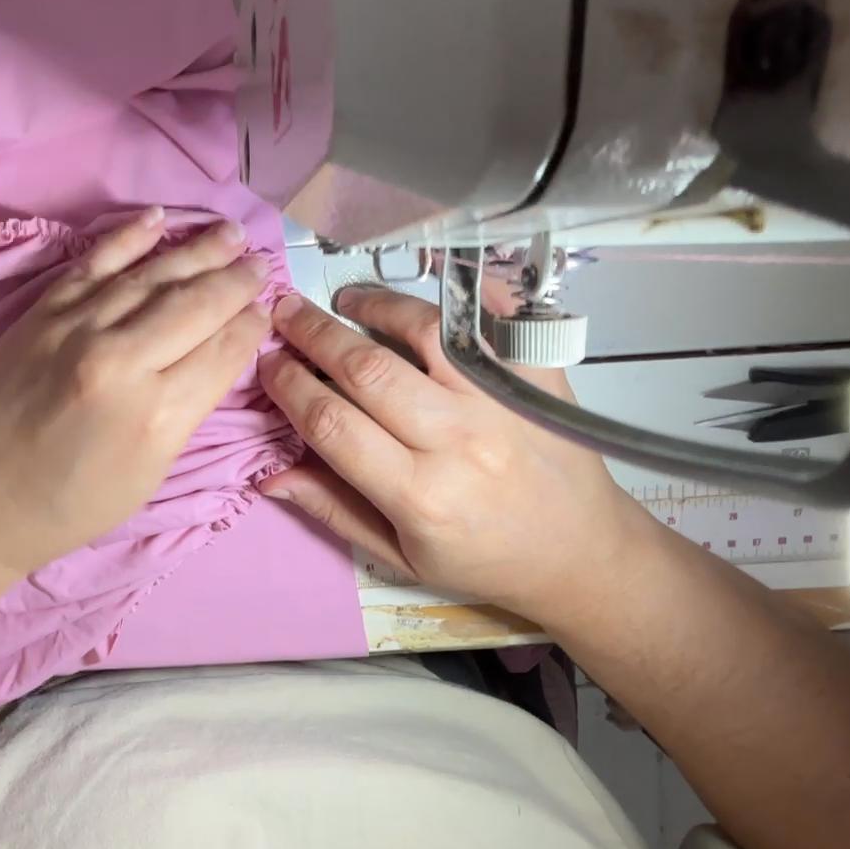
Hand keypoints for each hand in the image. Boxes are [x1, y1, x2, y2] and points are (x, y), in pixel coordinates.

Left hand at [0, 208, 271, 576]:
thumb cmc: (72, 505)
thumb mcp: (148, 474)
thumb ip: (187, 410)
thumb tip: (219, 354)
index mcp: (157, 415)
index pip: (222, 351)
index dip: (250, 324)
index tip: (267, 306)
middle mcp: (121, 362)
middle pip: (195, 305)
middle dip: (235, 280)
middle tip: (261, 262)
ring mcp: (76, 330)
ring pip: (151, 277)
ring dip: (197, 251)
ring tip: (232, 233)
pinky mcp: (41, 314)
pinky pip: (94, 264)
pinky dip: (128, 238)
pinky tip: (159, 219)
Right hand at [256, 286, 655, 617]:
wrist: (581, 553)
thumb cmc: (482, 558)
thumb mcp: (398, 555)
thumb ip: (332, 508)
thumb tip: (268, 475)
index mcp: (420, 495)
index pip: (333, 424)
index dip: (290, 387)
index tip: (269, 364)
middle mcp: (460, 443)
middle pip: (368, 370)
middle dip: (315, 335)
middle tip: (286, 312)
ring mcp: (504, 403)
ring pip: (427, 331)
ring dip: (376, 305)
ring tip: (347, 298)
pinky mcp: (538, 378)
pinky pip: (496, 318)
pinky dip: (461, 292)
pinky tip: (426, 290)